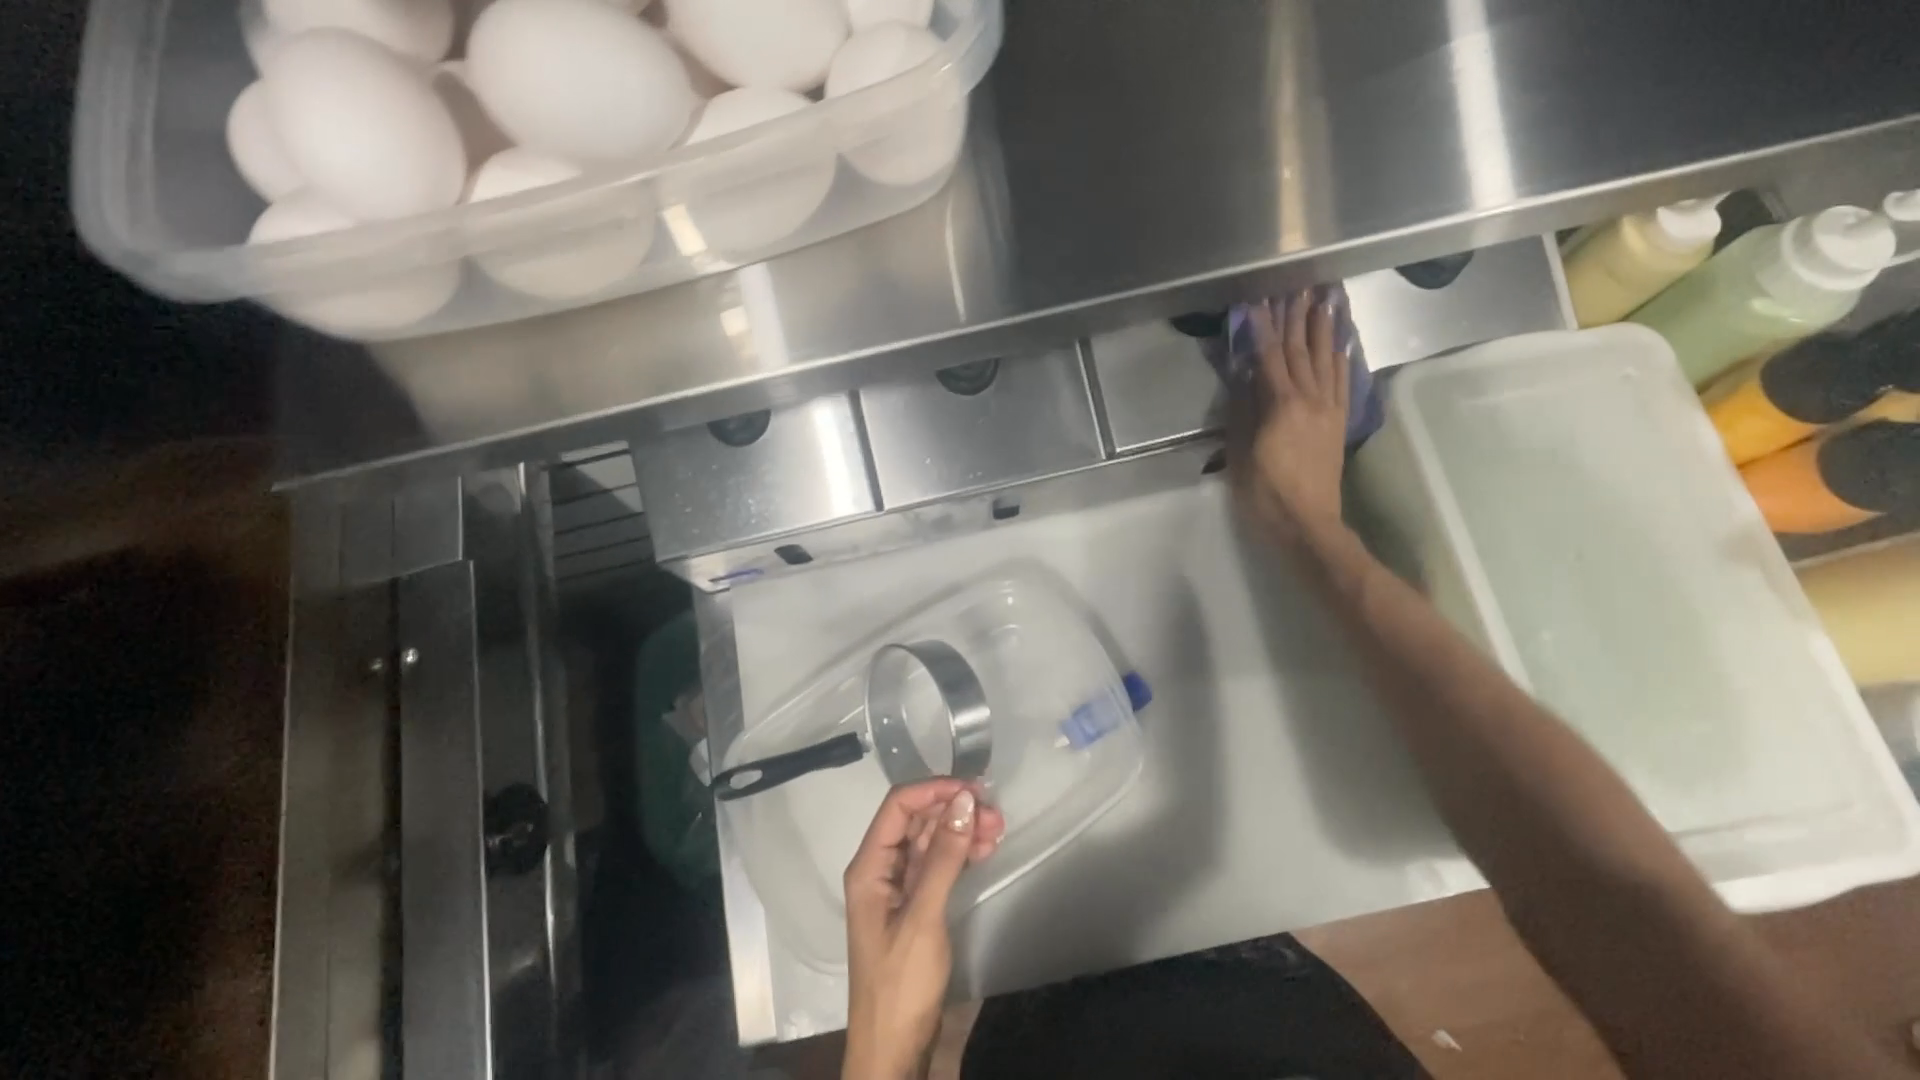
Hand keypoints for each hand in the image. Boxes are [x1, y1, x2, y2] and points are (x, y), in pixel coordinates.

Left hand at [843, 779, 1005, 1079]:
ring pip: (931, 843)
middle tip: (995, 813)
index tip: (973, 790)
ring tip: (998, 829)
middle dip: (953, 810)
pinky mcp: (918, 908)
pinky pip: (939, 867)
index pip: (898, 807)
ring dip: (961, 831)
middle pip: (917, 822)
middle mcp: (881, 871)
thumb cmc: (901, 982)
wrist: (894, 1048)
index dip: (933, 791)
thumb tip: (963, 801)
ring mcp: (900, 890)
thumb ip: (943, 857)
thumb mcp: (924, 916)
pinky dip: (961, 856)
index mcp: (869, 867)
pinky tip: (985, 850)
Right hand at [1228, 290, 1351, 549]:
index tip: (1258, 300)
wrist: (1308, 523)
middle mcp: (1310, 400)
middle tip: (1296, 286)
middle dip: (1296, 318)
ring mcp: (1328, 409)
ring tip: (1325, 299)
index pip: (1270, 357)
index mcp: (1281, 406)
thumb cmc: (1266, 493)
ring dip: (1323, 328)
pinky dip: (1340, 356)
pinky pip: (1341, 380)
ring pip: (1326, 359)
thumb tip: (1245, 376)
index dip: (1263, 328)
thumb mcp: (1240, 454)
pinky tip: (1341, 341)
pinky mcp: (1338, 421)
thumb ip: (1243, 411)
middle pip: (1301, 351)